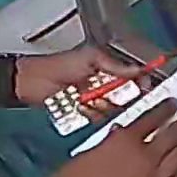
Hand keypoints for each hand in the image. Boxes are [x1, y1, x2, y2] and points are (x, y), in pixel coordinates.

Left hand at [15, 46, 139, 113]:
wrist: (33, 82)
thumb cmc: (59, 64)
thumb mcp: (90, 57)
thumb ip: (116, 64)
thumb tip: (138, 69)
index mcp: (110, 68)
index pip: (135, 76)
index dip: (142, 82)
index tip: (144, 86)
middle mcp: (107, 84)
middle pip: (129, 95)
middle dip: (121, 96)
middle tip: (108, 93)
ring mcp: (99, 99)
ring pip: (115, 108)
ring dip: (103, 104)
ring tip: (88, 97)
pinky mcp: (89, 113)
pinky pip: (100, 118)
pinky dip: (92, 113)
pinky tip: (81, 105)